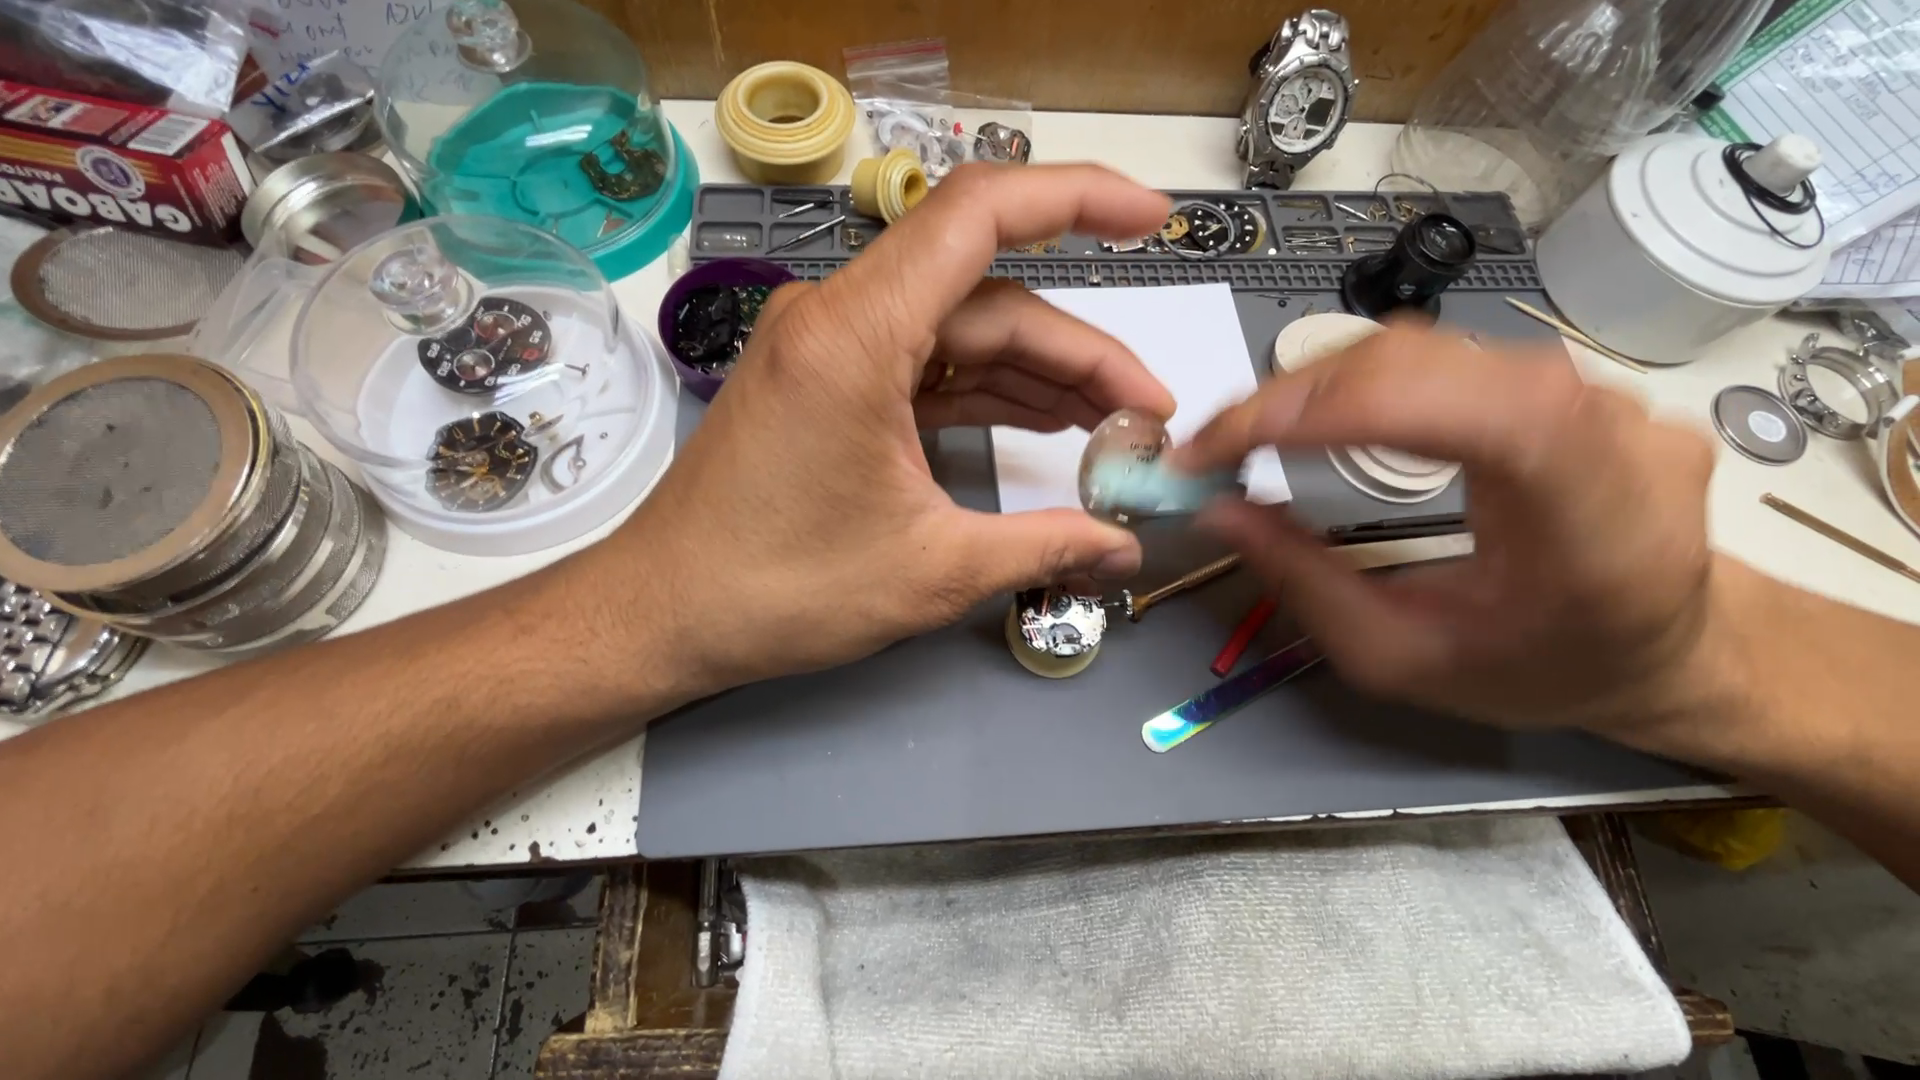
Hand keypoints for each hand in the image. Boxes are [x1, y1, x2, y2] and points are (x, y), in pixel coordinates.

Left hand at [592, 165, 1174, 693]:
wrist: (667, 612)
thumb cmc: (774, 589)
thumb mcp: (931, 571)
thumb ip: (1045, 548)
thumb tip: (1122, 551)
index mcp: (856, 337)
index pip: (981, 216)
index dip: (1079, 198)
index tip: (1150, 215)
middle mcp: (838, 319)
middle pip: (991, 298)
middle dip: (1080, 351)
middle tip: (1145, 413)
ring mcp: (831, 350)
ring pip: (963, 332)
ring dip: (1039, 372)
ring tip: (1109, 425)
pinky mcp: (830, 385)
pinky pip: (927, 366)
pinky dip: (986, 389)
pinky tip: (1043, 420)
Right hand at [1175, 326, 1720, 734]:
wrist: (1667, 645)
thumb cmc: (1541, 669)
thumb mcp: (1403, 658)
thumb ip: (1304, 583)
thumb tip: (1217, 510)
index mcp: (1593, 519)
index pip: (1464, 411)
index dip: (1330, 411)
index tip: (1221, 448)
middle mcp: (1609, 428)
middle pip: (1427, 363)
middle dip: (1294, 397)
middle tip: (1210, 446)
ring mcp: (1595, 390)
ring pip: (1426, 347)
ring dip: (1316, 384)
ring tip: (1246, 434)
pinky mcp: (1562, 379)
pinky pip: (1440, 357)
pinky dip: (1353, 381)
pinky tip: (1310, 416)